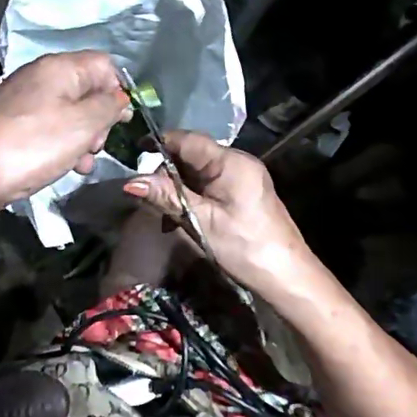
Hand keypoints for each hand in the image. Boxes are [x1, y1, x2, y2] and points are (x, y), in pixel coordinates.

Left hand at [0, 51, 132, 207]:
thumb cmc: (33, 144)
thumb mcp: (82, 124)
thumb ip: (108, 106)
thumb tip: (119, 97)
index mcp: (59, 68)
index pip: (104, 65)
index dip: (118, 90)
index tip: (122, 121)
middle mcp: (40, 77)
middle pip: (86, 90)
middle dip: (100, 120)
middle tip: (96, 147)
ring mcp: (24, 102)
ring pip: (69, 114)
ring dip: (82, 139)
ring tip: (81, 165)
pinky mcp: (13, 126)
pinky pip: (49, 130)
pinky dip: (61, 147)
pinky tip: (63, 168)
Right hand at [122, 130, 314, 296]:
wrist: (287, 277)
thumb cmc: (245, 247)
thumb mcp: (201, 221)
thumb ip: (166, 196)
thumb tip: (129, 181)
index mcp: (231, 162)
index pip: (187, 139)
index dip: (160, 143)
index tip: (134, 151)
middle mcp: (238, 162)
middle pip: (191, 154)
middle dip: (167, 172)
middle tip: (149, 197)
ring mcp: (242, 177)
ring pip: (197, 172)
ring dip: (177, 188)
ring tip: (164, 213)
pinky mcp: (242, 193)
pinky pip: (209, 184)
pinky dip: (192, 196)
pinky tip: (182, 217)